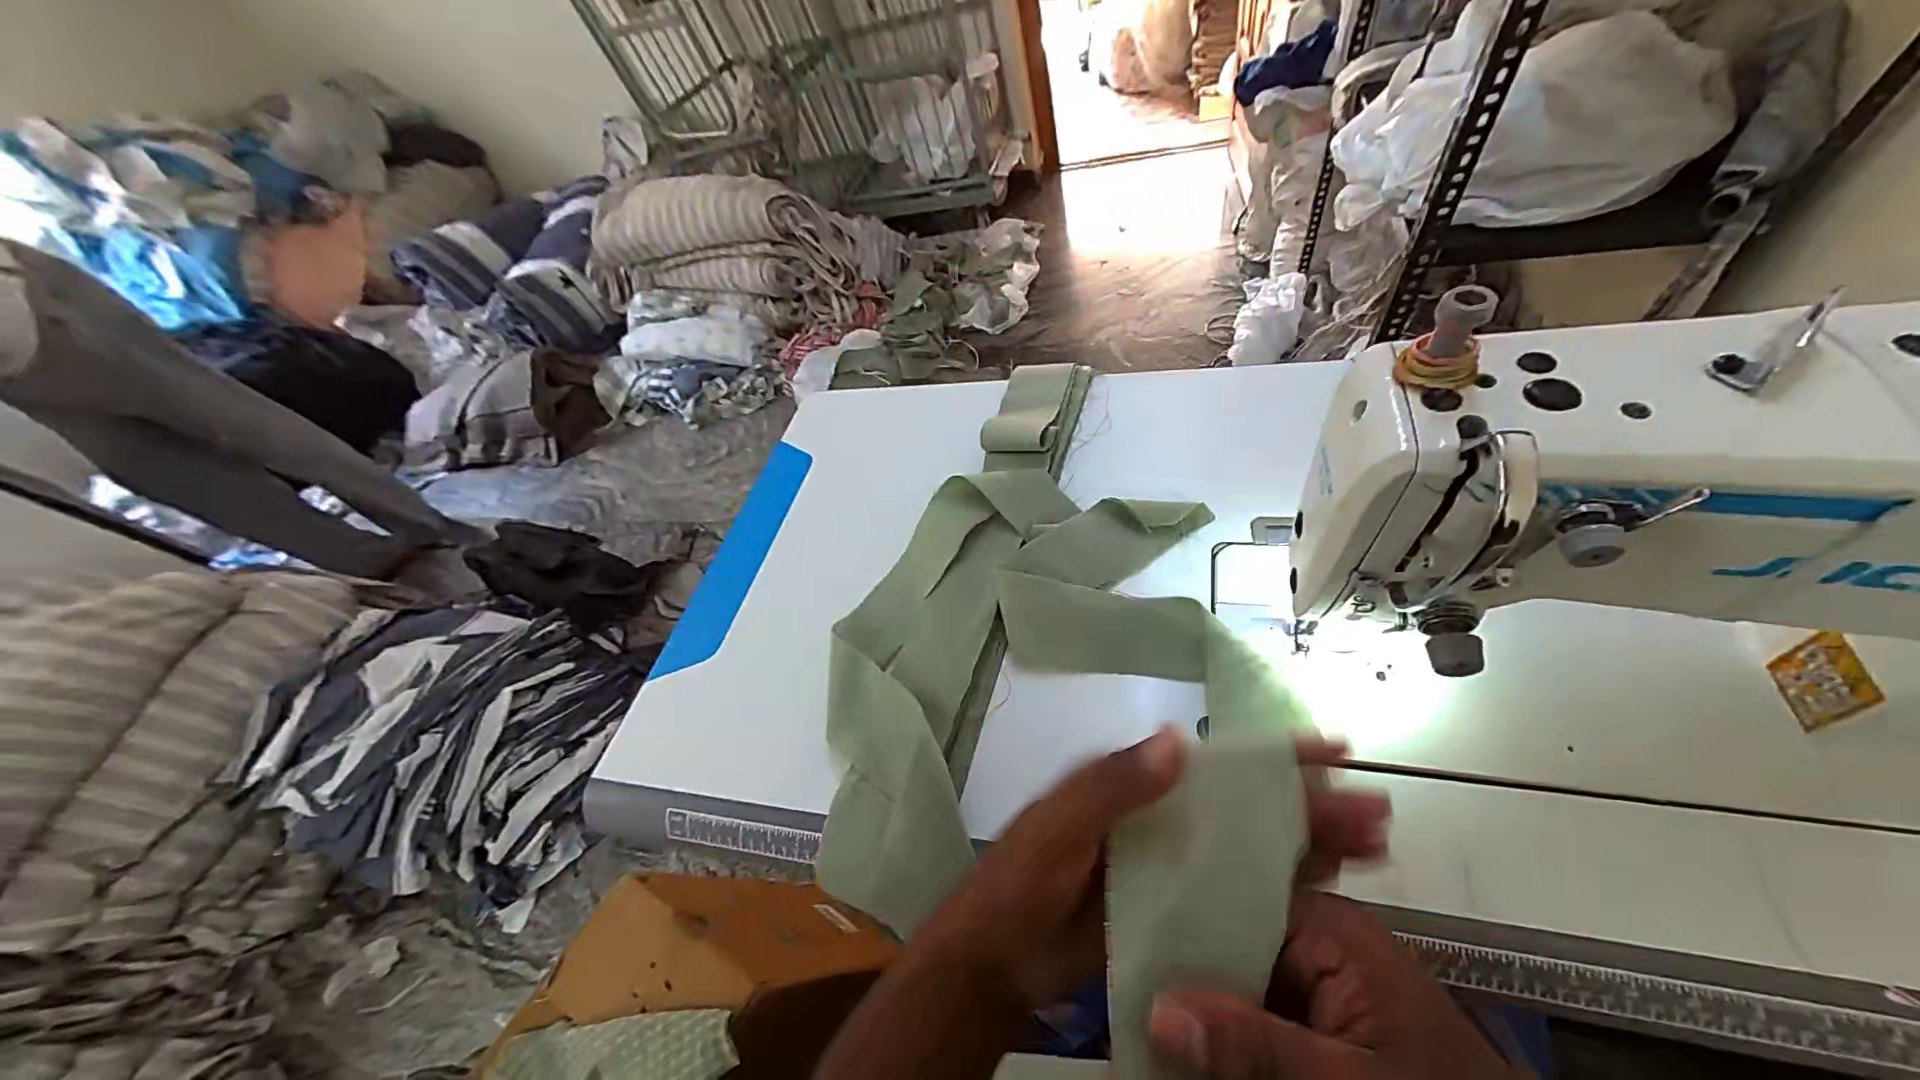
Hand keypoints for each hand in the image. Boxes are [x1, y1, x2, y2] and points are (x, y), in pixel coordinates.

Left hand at [911, 728, 1391, 1009]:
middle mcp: (1160, 818)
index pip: (1209, 761)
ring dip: (1306, 843)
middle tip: (1374, 812)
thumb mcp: (1057, 825)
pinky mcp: (1175, 911)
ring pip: (1249, 847)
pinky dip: (1278, 891)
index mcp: (1134, 785)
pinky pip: (1235, 896)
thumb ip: (1109, 787)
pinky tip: (1323, 895)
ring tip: (1369, 848)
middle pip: (1242, 804)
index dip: (1268, 755)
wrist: (999, 955)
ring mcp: (1170, 867)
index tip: (1328, 750)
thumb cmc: (1022, 880)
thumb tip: (1178, 741)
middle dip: (1307, 803)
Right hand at [1149, 892, 1522, 1079]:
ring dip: (1194, 988)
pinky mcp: (1315, 1016)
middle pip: (1229, 931)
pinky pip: (1252, 1002)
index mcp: (1332, 927)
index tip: (1128, 920)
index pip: (1236, 893)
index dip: (1180, 906)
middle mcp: (1319, 940)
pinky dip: (1220, 1020)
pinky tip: (1178, 1028)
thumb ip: (1256, 1042)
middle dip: (1181, 952)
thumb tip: (1158, 1012)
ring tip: (1134, 983)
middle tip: (1123, 959)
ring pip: (1235, 971)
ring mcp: (1316, 980)